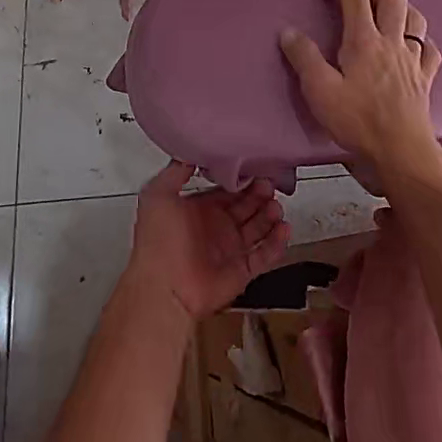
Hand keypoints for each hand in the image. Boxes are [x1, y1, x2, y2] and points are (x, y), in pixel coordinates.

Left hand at [127, 161, 289, 320]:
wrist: (164, 290)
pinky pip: (265, 255)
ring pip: (259, 228)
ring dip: (271, 216)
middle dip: (261, 195)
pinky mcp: (241, 271)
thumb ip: (175, 172)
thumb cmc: (158, 243)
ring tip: (276, 208)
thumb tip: (190, 151)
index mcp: (198, 211)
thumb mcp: (158, 197)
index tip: (256, 169)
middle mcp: (216, 229)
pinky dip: (277, 243)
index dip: (242, 180)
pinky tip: (284, 229)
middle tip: (270, 186)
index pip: (227, 191)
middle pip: (247, 206)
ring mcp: (230, 250)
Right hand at [279, 0, 441, 166]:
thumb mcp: (320, 91)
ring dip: (401, 7)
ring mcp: (414, 60)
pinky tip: (414, 46)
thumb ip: (304, 58)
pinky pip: (430, 50)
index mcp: (365, 42)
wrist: (400, 150)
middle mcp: (393, 43)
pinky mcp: (426, 78)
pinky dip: (422, 41)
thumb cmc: (357, 121)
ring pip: (416, 18)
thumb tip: (289, 32)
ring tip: (386, 10)